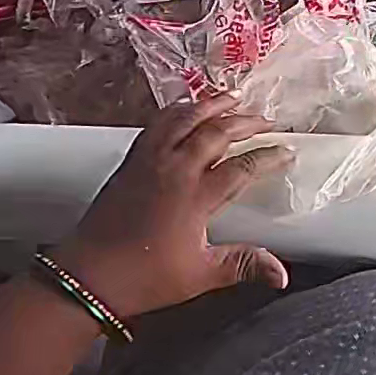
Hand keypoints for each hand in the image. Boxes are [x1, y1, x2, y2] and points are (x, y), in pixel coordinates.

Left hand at [53, 93, 294, 318]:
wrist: (90, 274)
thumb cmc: (146, 277)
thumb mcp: (200, 274)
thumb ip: (242, 265)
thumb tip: (282, 272)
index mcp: (196, 197)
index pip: (241, 167)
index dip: (267, 157)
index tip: (285, 151)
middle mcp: (175, 169)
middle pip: (215, 133)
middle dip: (243, 122)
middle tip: (263, 119)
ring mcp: (150, 160)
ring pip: (184, 119)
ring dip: (209, 105)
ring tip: (230, 98)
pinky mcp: (132, 159)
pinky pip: (157, 124)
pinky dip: (176, 111)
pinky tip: (184, 110)